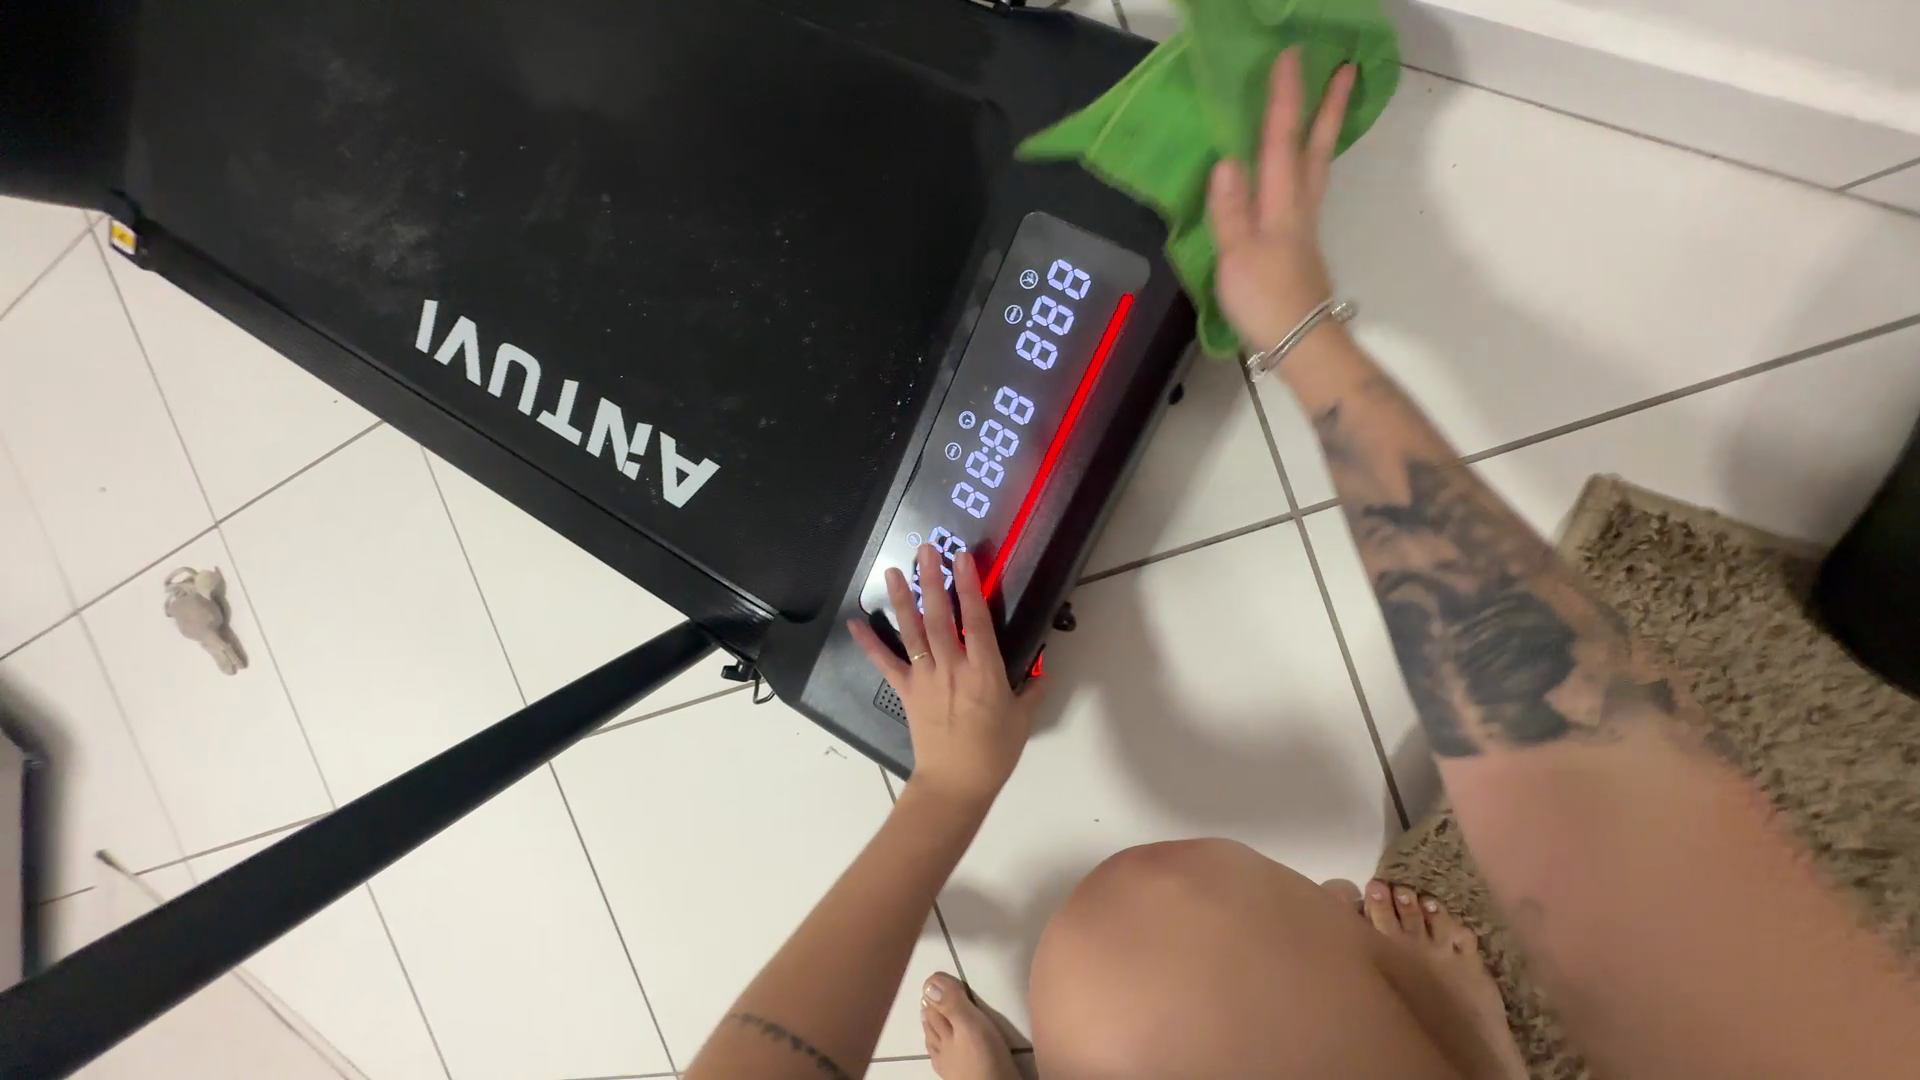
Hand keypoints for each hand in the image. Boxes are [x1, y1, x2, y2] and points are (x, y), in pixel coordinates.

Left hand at [848, 544, 1038, 811]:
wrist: (956, 783)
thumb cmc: (994, 751)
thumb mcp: (1023, 718)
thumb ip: (1032, 688)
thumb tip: (1041, 668)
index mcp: (984, 671)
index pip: (976, 620)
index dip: (970, 587)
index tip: (962, 560)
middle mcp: (952, 667)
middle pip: (940, 617)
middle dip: (934, 581)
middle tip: (927, 551)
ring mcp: (925, 678)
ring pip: (913, 632)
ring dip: (903, 600)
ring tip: (895, 571)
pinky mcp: (906, 691)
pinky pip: (886, 663)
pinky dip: (869, 643)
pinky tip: (855, 623)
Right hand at [1207, 48, 1355, 349]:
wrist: (1299, 340)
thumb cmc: (1264, 300)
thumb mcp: (1236, 257)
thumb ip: (1230, 211)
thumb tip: (1226, 161)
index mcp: (1280, 206)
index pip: (1281, 142)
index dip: (1285, 99)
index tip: (1291, 56)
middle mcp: (1298, 207)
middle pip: (1316, 148)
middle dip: (1327, 106)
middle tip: (1346, 67)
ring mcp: (1303, 226)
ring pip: (1318, 166)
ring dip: (1325, 131)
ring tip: (1333, 105)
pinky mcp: (1301, 244)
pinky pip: (1309, 188)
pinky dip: (1310, 164)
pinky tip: (1300, 168)